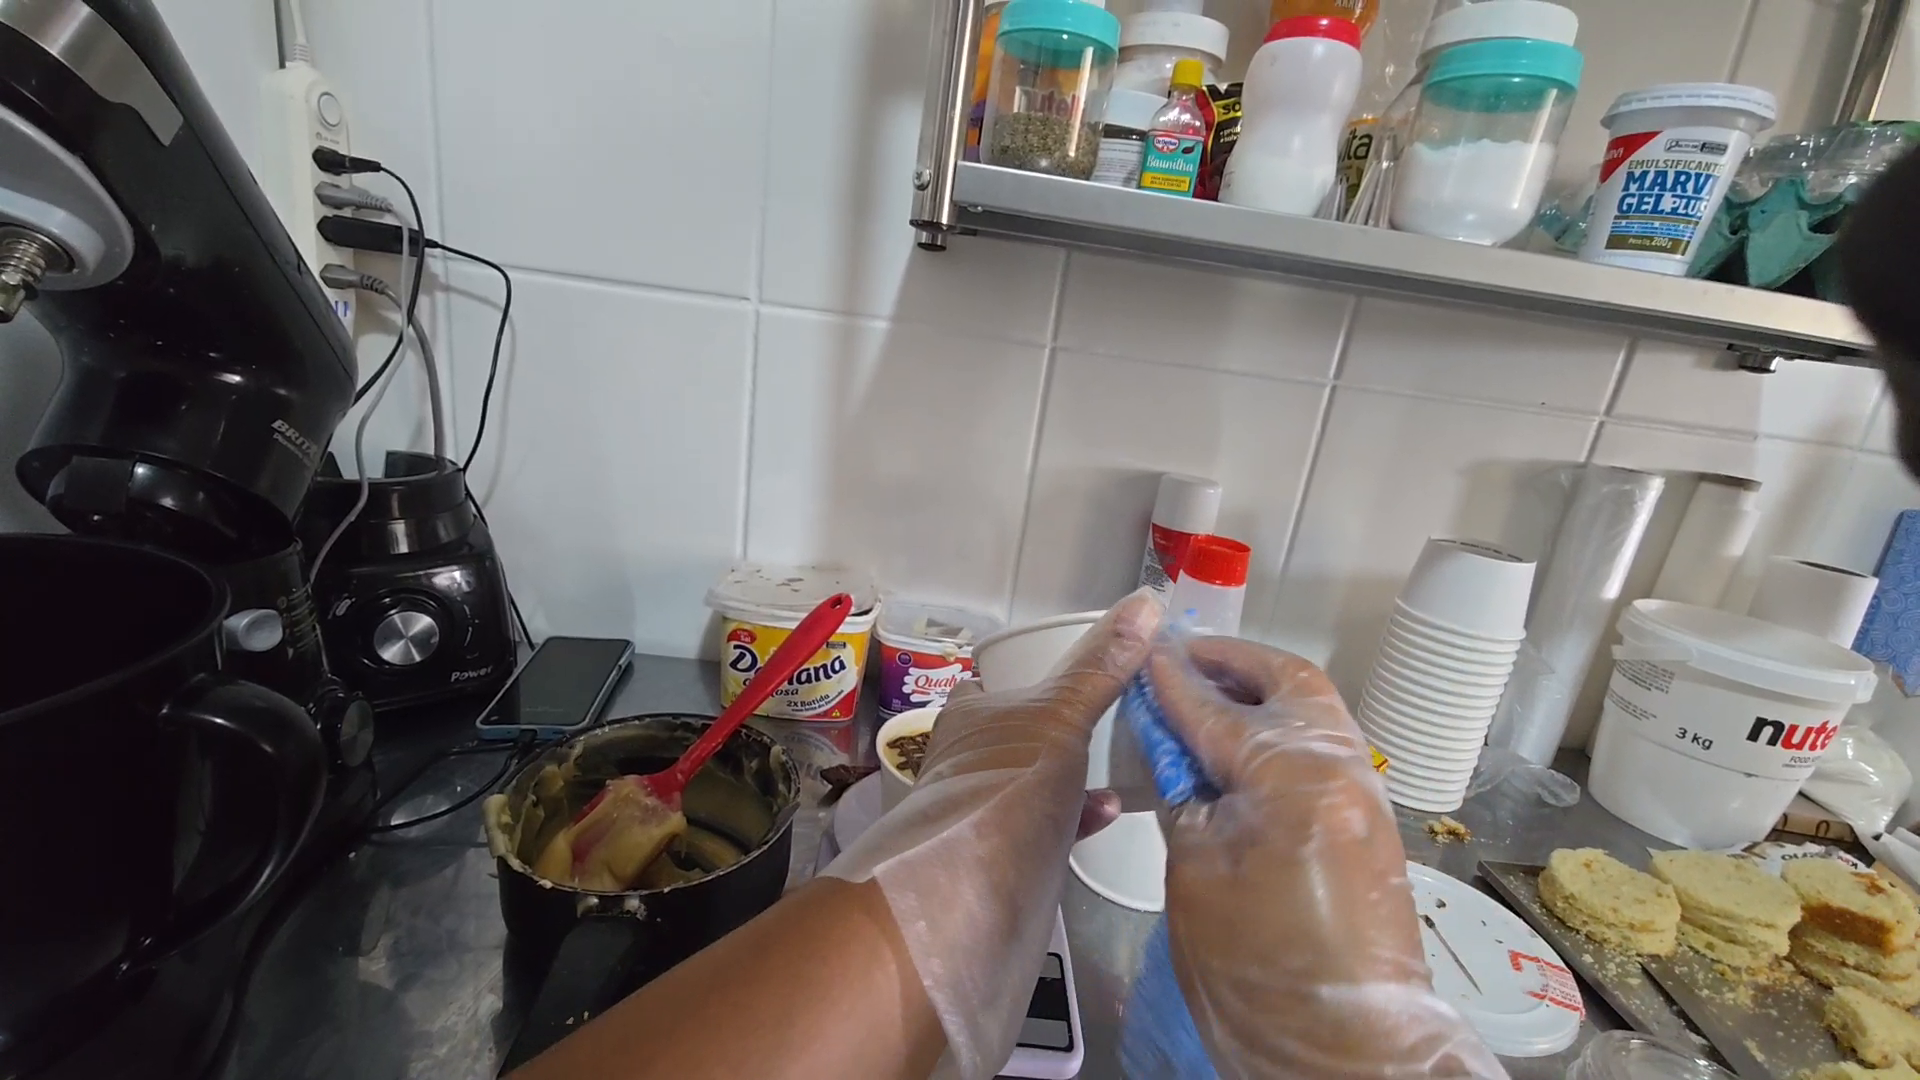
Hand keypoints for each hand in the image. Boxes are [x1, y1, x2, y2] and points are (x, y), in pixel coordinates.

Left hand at [922, 591, 1160, 840]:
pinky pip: (1044, 824)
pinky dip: (1075, 815)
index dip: (1033, 675)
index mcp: (972, 714)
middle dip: (1063, 729)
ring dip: (1073, 774)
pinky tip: (1107, 811)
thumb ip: (1101, 667)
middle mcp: (971, 755)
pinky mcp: (1001, 854)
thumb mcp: (1062, 714)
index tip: (1079, 676)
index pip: (997, 682)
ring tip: (1122, 765)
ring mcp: (983, 807)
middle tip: (1113, 720)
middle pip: (1021, 731)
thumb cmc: (1011, 781)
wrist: (975, 892)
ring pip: (1034, 779)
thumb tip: (1147, 600)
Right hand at [1149, 637, 1505, 1079]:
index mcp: (1293, 782)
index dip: (1171, 682)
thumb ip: (1182, 792)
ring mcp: (1364, 794)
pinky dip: (1280, 721)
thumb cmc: (1256, 971)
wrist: (1345, 1051)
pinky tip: (1241, 737)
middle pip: (1288, 682)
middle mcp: (1341, 772)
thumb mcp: (1195, 872)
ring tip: (1207, 688)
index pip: (1216, 710)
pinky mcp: (1368, 819)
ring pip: (1313, 706)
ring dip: (1259, 687)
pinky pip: (1323, 741)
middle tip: (1184, 657)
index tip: (1145, 655)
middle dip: (1232, 661)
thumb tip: (1170, 745)